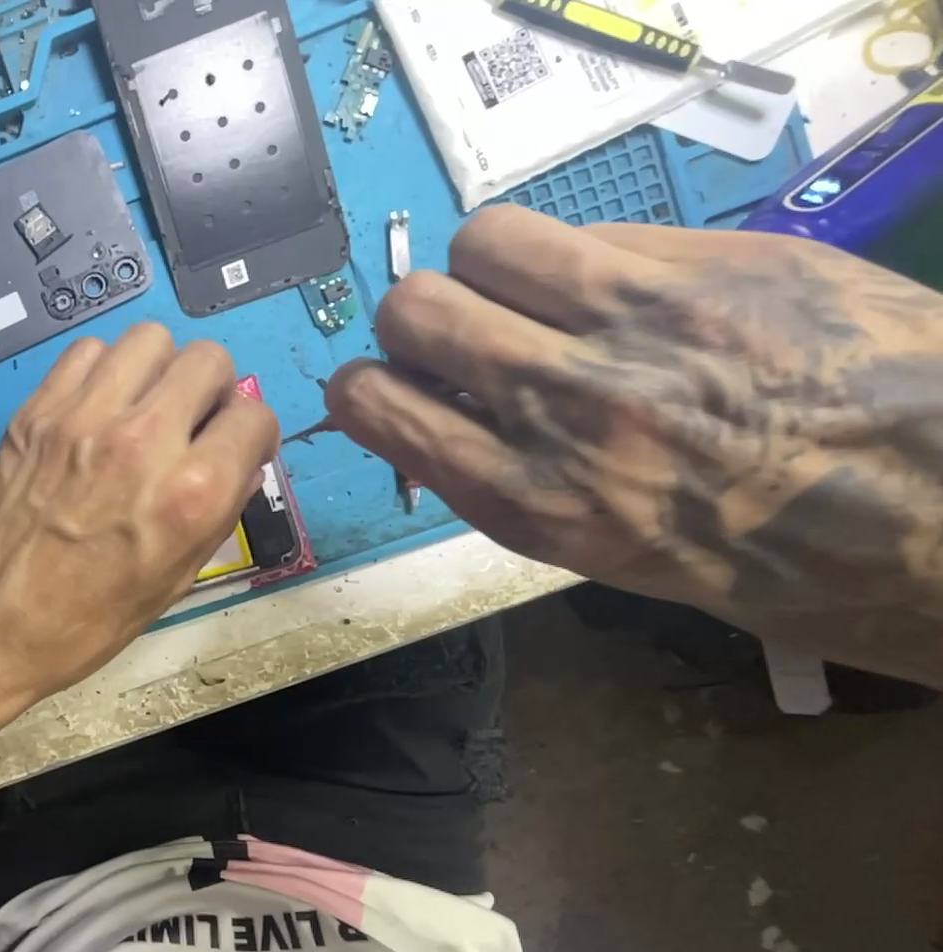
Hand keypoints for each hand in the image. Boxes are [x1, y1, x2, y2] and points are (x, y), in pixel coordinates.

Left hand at [0, 323, 277, 767]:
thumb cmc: (91, 620)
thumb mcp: (179, 579)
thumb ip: (220, 506)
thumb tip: (241, 453)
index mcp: (190, 493)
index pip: (253, 415)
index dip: (249, 434)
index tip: (231, 448)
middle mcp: (141, 440)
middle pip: (207, 360)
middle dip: (211, 390)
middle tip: (190, 422)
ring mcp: (82, 419)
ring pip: (148, 340)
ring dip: (159, 370)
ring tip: (143, 407)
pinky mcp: (35, 412)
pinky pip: (86, 352)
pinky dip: (102, 371)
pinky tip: (96, 408)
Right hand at [326, 204, 942, 682]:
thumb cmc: (750, 559)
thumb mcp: (584, 547)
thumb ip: (488, 471)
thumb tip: (430, 407)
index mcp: (524, 495)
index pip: (370, 400)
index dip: (364, 388)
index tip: (392, 391)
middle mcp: (563, 403)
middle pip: (410, 308)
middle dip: (416, 325)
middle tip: (462, 342)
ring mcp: (642, 323)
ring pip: (482, 241)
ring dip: (485, 270)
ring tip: (530, 298)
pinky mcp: (717, 262)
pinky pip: (588, 230)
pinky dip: (576, 259)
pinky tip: (624, 293)